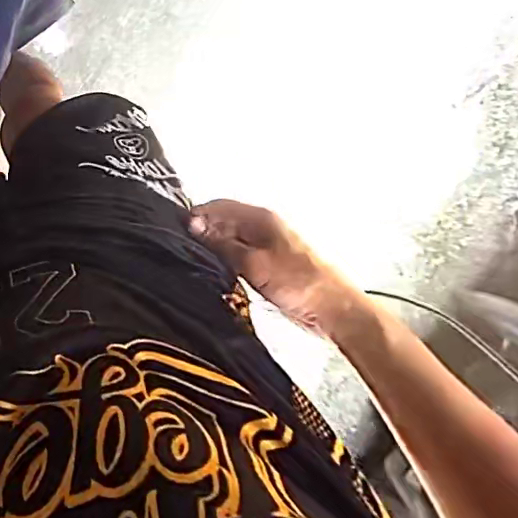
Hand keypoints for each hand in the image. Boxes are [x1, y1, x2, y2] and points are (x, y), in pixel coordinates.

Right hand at [189, 200, 373, 342]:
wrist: (338, 312)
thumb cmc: (302, 284)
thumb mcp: (253, 264)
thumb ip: (222, 244)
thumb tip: (196, 227)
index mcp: (262, 217)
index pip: (219, 206)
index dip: (197, 214)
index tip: (179, 227)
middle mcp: (266, 226)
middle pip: (226, 220)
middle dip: (205, 230)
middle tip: (187, 246)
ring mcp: (271, 244)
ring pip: (234, 238)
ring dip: (217, 246)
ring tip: (202, 260)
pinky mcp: (274, 263)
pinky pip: (243, 253)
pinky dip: (230, 259)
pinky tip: (223, 271)